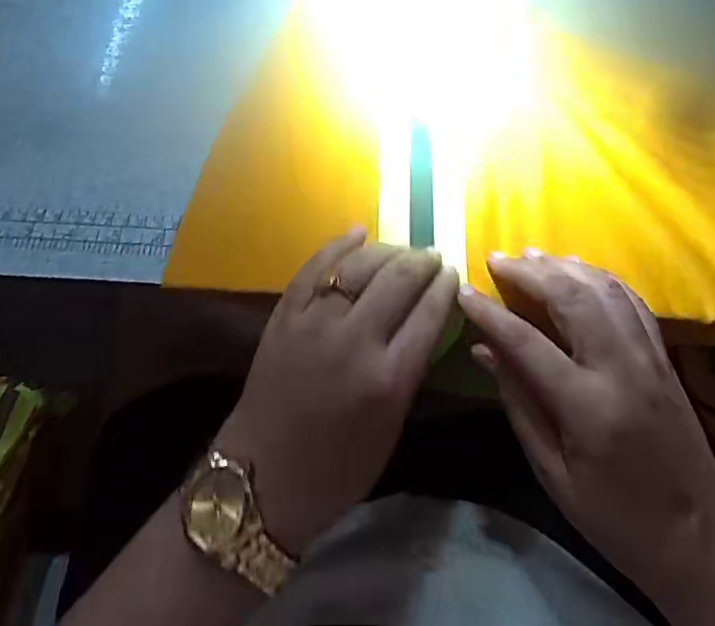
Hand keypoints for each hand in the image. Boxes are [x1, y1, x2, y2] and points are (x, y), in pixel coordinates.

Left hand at [215, 227, 457, 552]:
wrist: (261, 482)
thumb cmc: (338, 467)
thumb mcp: (393, 426)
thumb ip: (412, 370)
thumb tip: (426, 321)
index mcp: (388, 378)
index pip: (429, 312)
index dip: (445, 286)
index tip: (453, 273)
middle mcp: (355, 342)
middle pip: (399, 280)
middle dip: (423, 262)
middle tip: (433, 257)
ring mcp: (315, 325)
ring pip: (360, 266)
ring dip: (388, 251)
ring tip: (401, 251)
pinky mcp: (284, 318)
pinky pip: (315, 268)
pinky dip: (338, 246)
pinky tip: (358, 233)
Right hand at [456, 251, 714, 598]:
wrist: (697, 533)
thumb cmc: (615, 518)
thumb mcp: (554, 474)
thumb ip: (519, 405)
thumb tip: (484, 350)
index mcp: (588, 405)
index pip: (528, 341)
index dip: (491, 313)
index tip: (463, 291)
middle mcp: (621, 367)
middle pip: (572, 298)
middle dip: (531, 273)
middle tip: (498, 259)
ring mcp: (648, 355)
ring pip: (604, 289)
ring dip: (566, 266)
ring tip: (532, 256)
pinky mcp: (664, 354)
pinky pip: (632, 300)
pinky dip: (602, 278)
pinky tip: (581, 271)